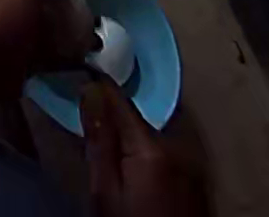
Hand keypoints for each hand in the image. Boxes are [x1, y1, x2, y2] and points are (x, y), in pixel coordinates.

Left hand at [0, 0, 99, 77]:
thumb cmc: (2, 16)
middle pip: (45, 6)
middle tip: (94, 22)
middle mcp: (12, 6)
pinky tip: (85, 63)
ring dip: (71, 38)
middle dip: (69, 12)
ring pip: (49, 33)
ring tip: (96, 44)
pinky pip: (49, 58)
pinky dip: (65, 61)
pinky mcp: (23, 61)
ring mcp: (17, 35)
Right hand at [82, 78, 207, 216]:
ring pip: (148, 130)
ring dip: (127, 130)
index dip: (93, 84)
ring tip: (105, 140)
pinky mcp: (196, 180)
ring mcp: (192, 164)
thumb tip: (89, 88)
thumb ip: (99, 139)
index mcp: (152, 147)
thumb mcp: (104, 193)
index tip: (72, 75)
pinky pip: (163, 149)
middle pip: (134, 114)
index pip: (116, 96)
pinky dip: (144, 148)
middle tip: (85, 119)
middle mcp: (178, 146)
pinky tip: (131, 163)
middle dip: (110, 112)